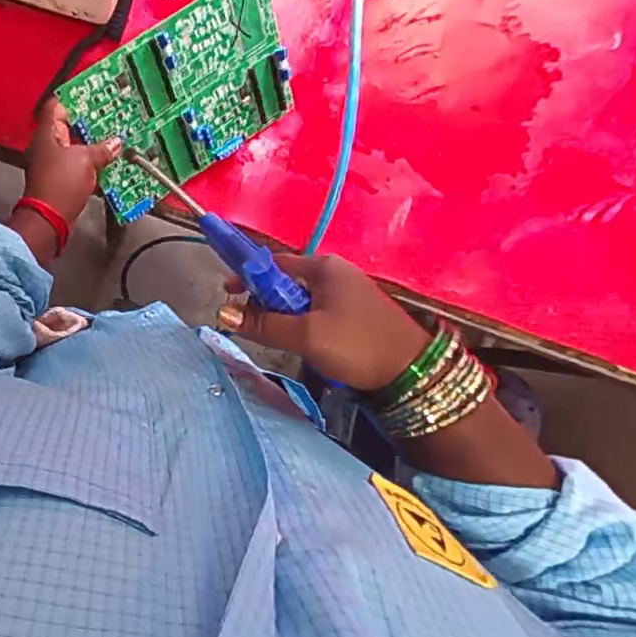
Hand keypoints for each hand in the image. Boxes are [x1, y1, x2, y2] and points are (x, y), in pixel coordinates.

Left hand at [23, 100, 120, 226]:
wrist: (50, 218)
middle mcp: (46, 146)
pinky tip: (107, 162)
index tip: (93, 95)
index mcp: (47, 134)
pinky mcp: (59, 179)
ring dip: (92, 144)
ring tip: (113, 138)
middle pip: (68, 126)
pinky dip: (90, 163)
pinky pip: (77, 165)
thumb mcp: (86, 161)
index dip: (75, 98)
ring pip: (74, 146)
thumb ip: (102, 149)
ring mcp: (52, 163)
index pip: (57, 105)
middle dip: (89, 123)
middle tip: (110, 117)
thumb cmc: (60, 186)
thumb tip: (115, 143)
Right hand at [222, 255, 431, 391]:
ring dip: (280, 315)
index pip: (272, 263)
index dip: (247, 277)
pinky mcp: (352, 311)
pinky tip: (297, 340)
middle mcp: (334, 272)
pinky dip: (298, 322)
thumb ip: (263, 324)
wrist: (412, 372)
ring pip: (297, 298)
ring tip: (274, 336)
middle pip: (284, 281)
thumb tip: (223, 313)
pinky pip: (313, 310)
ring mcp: (345, 292)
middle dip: (263, 301)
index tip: (227, 294)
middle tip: (250, 324)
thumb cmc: (357, 345)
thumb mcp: (305, 336)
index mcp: (323, 268)